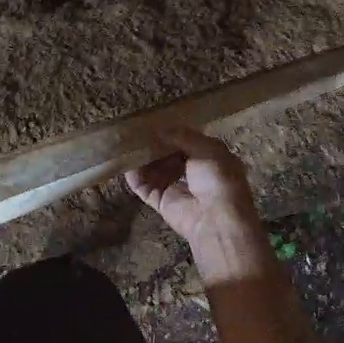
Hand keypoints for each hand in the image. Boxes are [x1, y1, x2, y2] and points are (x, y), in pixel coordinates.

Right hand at [124, 127, 263, 250]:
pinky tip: (125, 164)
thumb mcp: (208, 149)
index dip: (170, 134)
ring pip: (154, 170)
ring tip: (126, 145)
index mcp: (208, 159)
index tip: (153, 123)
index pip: (185, 143)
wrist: (216, 219)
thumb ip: (183, 137)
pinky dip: (134, 176)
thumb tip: (159, 129)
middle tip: (136, 133)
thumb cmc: (218, 180)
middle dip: (153, 146)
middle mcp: (191, 173)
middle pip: (167, 156)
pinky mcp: (161, 202)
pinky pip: (144, 187)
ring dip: (142, 159)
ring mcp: (175, 188)